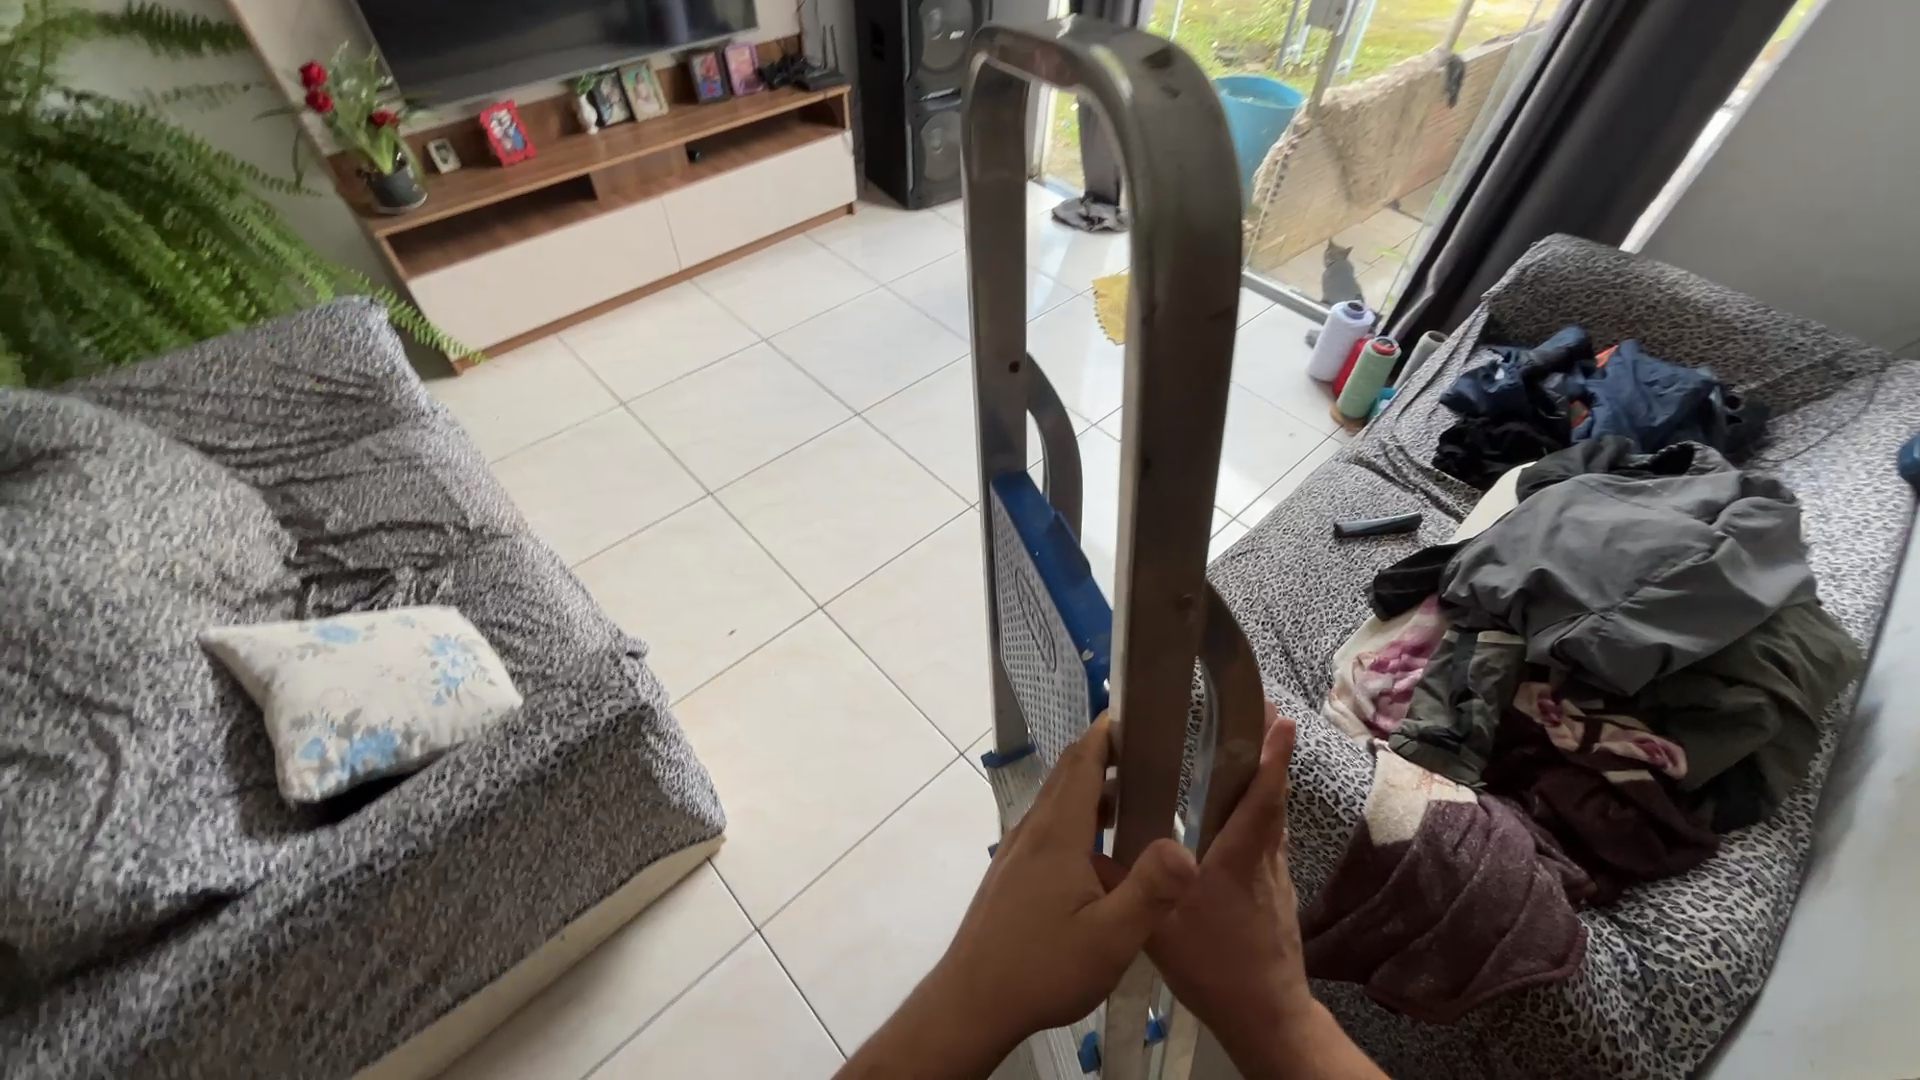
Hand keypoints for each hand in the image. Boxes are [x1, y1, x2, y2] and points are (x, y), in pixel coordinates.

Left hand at [839, 713, 1197, 1078]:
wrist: (972, 999)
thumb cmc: (1042, 966)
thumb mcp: (1110, 938)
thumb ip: (1149, 890)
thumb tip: (1187, 847)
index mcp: (1057, 832)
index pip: (1082, 762)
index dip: (1106, 732)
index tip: (1133, 710)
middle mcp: (1033, 828)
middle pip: (1067, 773)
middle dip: (1102, 752)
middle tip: (1146, 746)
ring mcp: (1017, 848)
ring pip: (1056, 800)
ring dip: (1091, 786)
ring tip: (1133, 793)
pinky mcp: (1011, 870)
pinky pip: (1048, 824)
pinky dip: (1077, 814)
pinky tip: (1098, 845)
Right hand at [1138, 703, 1316, 1056]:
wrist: (1267, 1018)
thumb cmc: (1214, 968)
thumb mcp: (1156, 930)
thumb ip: (1123, 886)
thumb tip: (1084, 851)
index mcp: (1236, 861)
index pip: (1259, 802)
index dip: (1271, 761)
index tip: (1281, 722)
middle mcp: (1262, 860)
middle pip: (1272, 799)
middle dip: (1271, 756)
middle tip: (1265, 717)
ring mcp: (1274, 876)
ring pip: (1274, 818)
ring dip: (1268, 782)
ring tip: (1251, 753)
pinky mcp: (1276, 892)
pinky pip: (1269, 839)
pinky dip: (1262, 812)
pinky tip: (1240, 816)